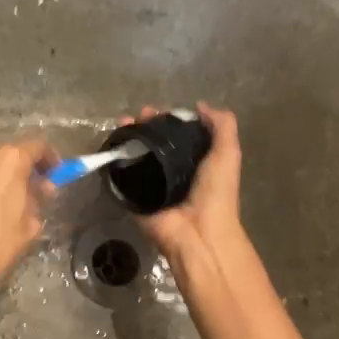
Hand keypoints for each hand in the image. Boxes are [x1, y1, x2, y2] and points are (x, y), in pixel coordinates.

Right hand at [127, 102, 242, 258]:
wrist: (197, 232)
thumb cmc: (215, 192)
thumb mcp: (227, 153)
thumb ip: (222, 127)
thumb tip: (201, 106)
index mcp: (195, 161)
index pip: (177, 134)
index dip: (168, 119)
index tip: (157, 110)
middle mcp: (172, 170)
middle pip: (154, 142)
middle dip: (145, 126)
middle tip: (137, 116)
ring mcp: (151, 184)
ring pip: (136, 155)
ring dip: (128, 138)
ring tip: (121, 125)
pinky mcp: (134, 197)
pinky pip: (122, 176)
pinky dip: (115, 160)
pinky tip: (110, 145)